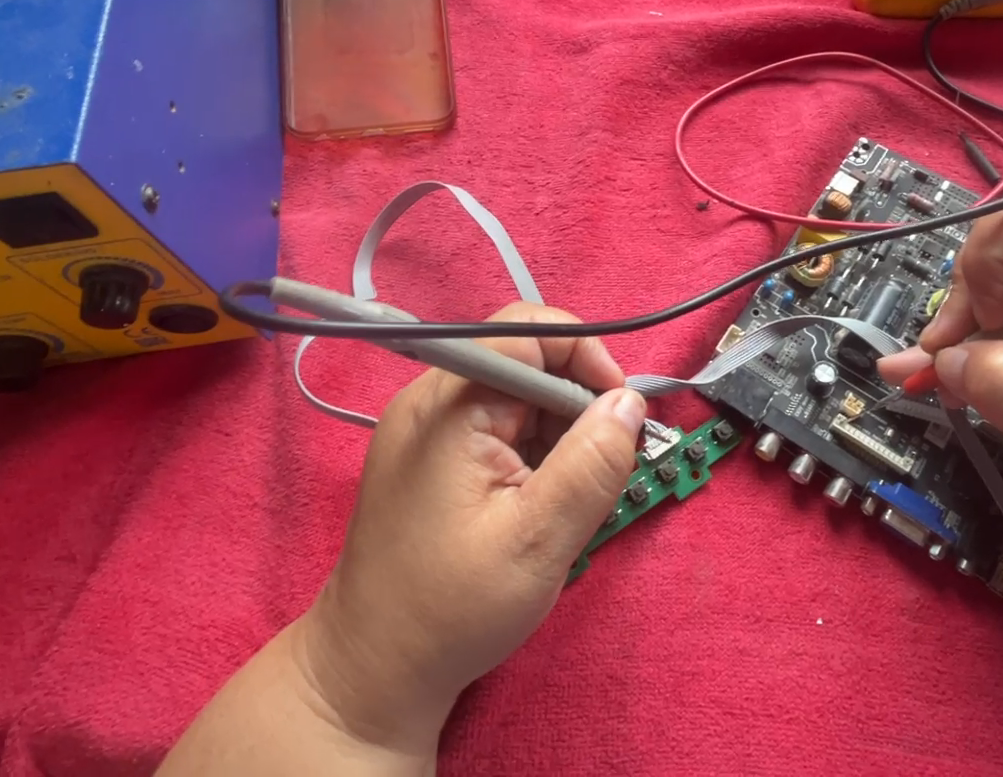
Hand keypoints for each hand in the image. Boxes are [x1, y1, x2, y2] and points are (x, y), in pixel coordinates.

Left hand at [292, 302, 645, 760]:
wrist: (372, 669)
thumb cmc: (452, 609)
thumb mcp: (539, 540)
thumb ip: (592, 464)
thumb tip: (630, 401)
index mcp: (448, 405)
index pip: (527, 332)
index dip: (585, 357)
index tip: (621, 413)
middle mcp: (431, 399)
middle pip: (526, 363)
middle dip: (575, 408)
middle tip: (599, 472)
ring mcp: (427, 427)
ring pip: (517, 397)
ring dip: (556, 436)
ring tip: (563, 500)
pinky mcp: (431, 454)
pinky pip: (497, 426)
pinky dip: (531, 453)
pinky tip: (536, 504)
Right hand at [875, 197, 1002, 555]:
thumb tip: (943, 360)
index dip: (998, 261)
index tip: (992, 324)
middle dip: (967, 297)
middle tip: (944, 356)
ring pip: (994, 291)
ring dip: (958, 331)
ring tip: (934, 380)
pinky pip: (1000, 331)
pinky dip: (963, 354)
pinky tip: (934, 381)